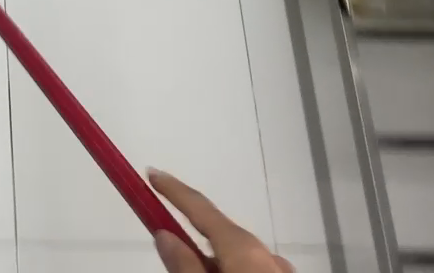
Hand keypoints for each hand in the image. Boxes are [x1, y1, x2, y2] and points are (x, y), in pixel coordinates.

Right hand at [148, 169, 292, 272]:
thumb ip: (184, 264)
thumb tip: (163, 234)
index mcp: (243, 246)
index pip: (199, 206)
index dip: (172, 188)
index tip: (150, 172)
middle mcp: (267, 252)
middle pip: (221, 234)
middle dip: (195, 237)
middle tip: (172, 246)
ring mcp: (284, 270)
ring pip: (241, 255)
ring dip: (218, 260)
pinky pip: (257, 269)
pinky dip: (238, 269)